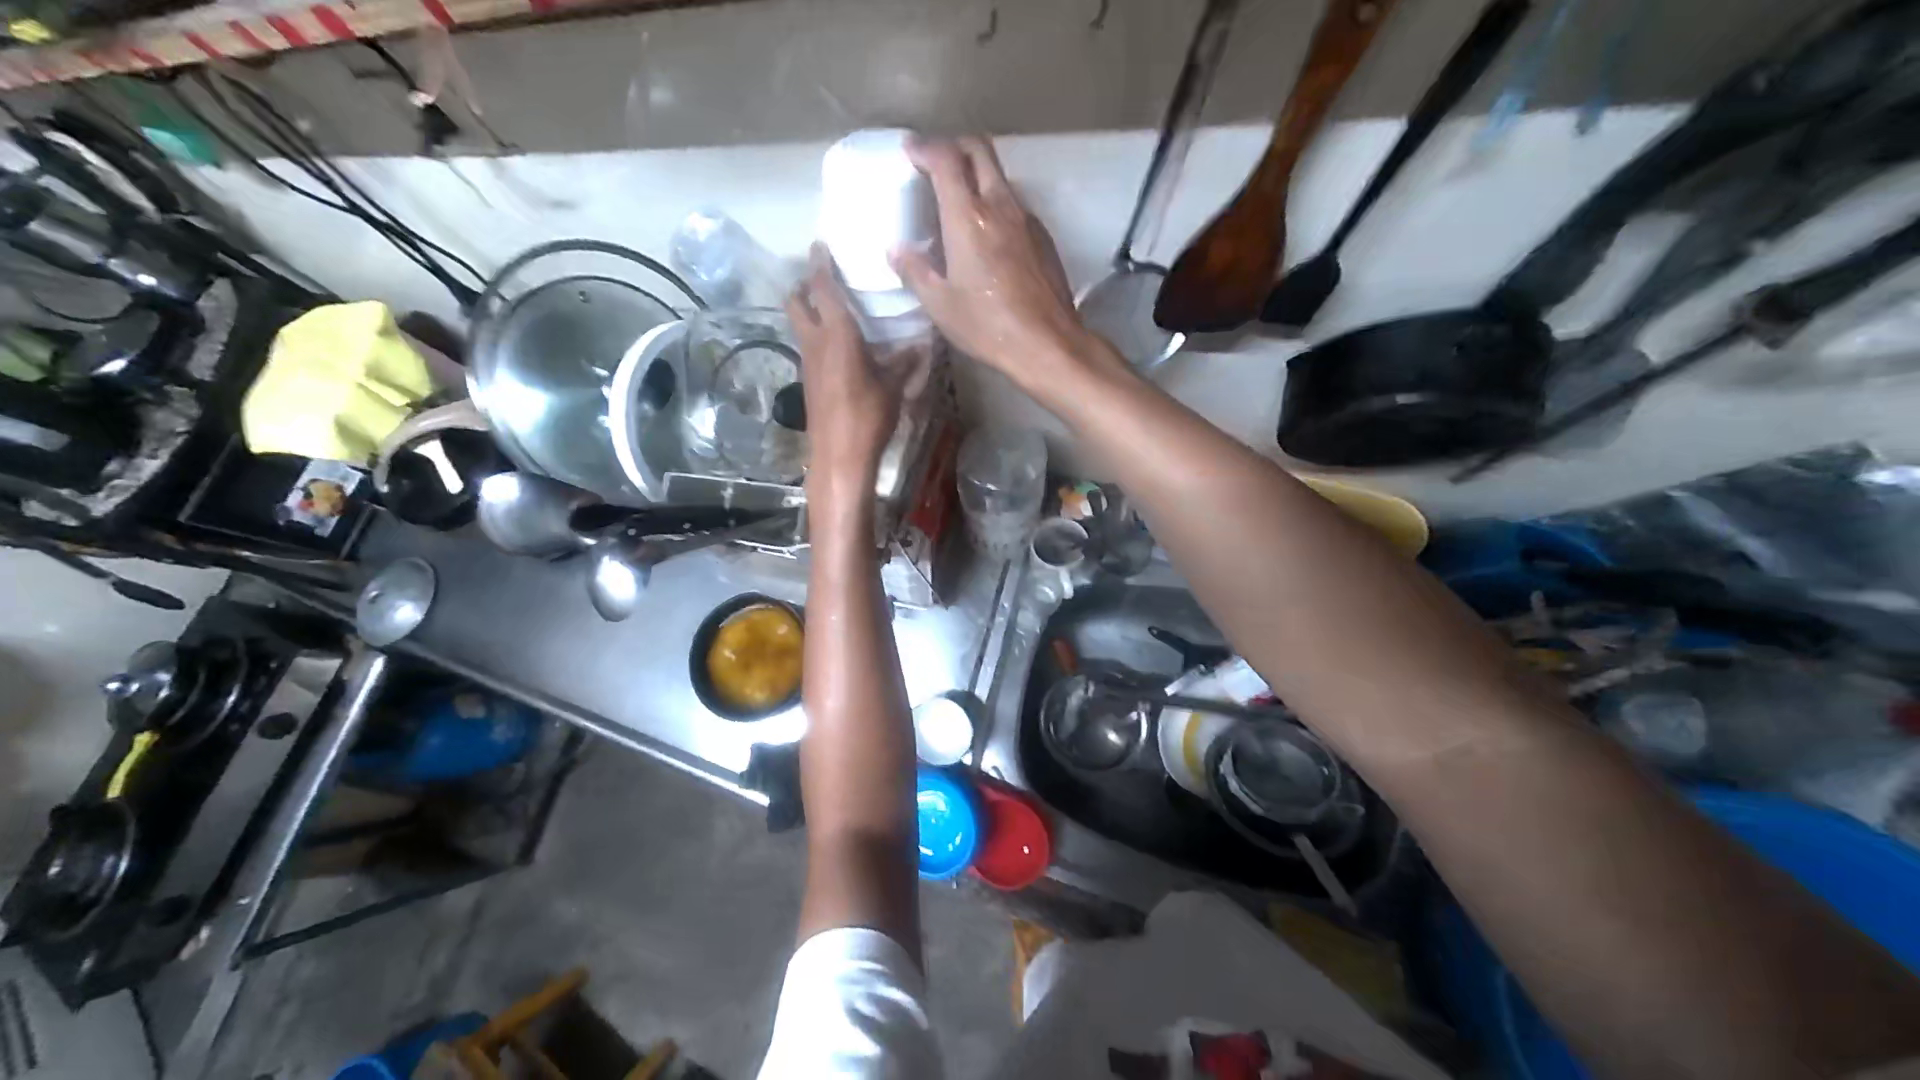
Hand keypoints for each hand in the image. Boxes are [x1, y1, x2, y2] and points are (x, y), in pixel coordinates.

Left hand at [788, 244, 926, 510]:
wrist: (839, 457)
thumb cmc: (868, 417)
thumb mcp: (892, 388)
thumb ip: (904, 363)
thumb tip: (920, 346)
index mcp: (837, 335)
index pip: (822, 289)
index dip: (820, 264)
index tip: (820, 245)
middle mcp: (815, 343)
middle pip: (797, 302)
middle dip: (805, 285)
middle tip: (822, 278)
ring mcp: (807, 363)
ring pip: (800, 325)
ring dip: (809, 311)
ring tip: (832, 307)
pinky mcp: (808, 381)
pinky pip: (808, 346)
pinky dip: (817, 336)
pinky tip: (838, 346)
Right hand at [892, 136, 1118, 392]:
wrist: (1047, 343)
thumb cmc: (987, 326)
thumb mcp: (940, 305)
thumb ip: (915, 271)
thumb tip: (895, 250)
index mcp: (968, 218)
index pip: (946, 159)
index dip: (925, 147)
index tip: (910, 151)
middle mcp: (1000, 206)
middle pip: (979, 150)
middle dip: (954, 146)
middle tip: (935, 163)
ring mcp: (1026, 219)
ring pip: (999, 176)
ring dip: (976, 175)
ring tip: (958, 201)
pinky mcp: (1043, 236)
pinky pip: (1014, 204)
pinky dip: (995, 203)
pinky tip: (987, 235)